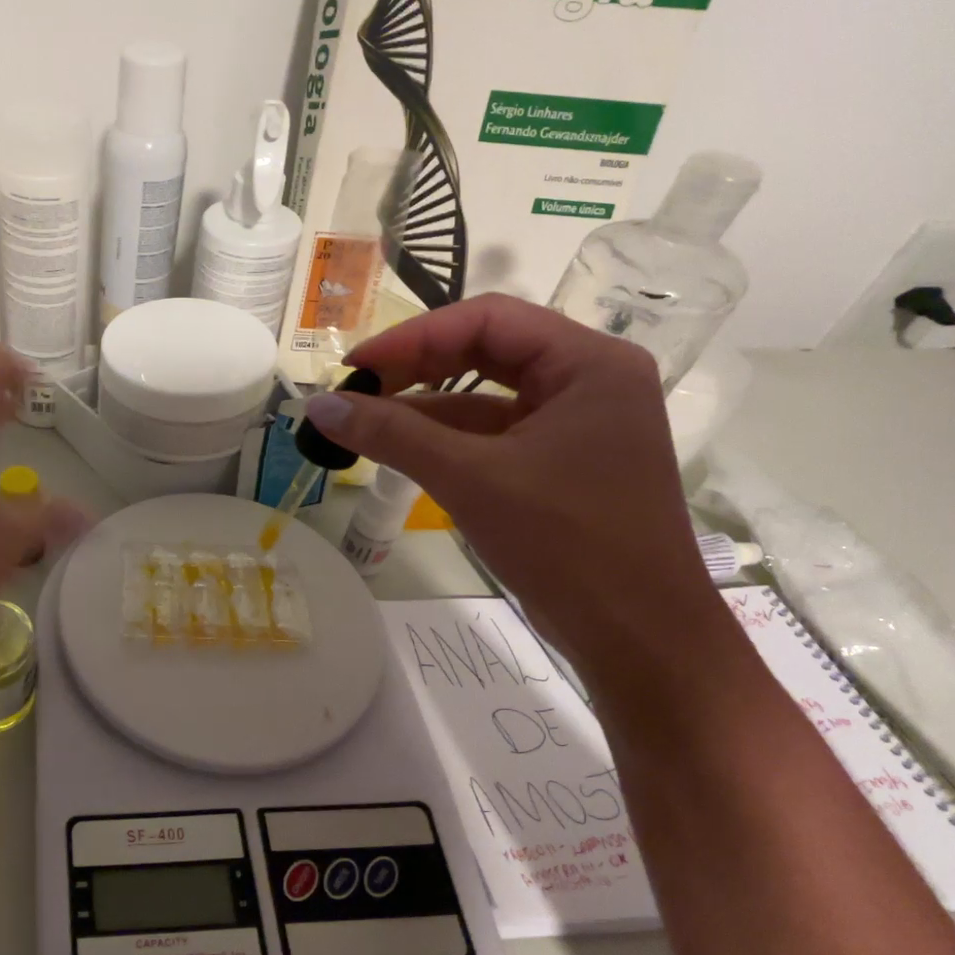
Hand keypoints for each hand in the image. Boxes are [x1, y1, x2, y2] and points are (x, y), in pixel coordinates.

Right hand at [301, 294, 719, 661]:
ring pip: (486, 395)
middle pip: (487, 350)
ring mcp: (576, 425)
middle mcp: (588, 381)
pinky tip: (397, 451)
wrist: (636, 634)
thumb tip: (317, 406)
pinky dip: (444, 440)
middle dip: (415, 367)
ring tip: (360, 422)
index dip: (412, 336)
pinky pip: (492, 435)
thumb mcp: (471, 479)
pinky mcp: (560, 465)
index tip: (354, 368)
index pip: (488, 319)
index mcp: (588, 363)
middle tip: (354, 391)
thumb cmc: (567, 542)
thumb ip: (393, 435)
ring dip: (423, 406)